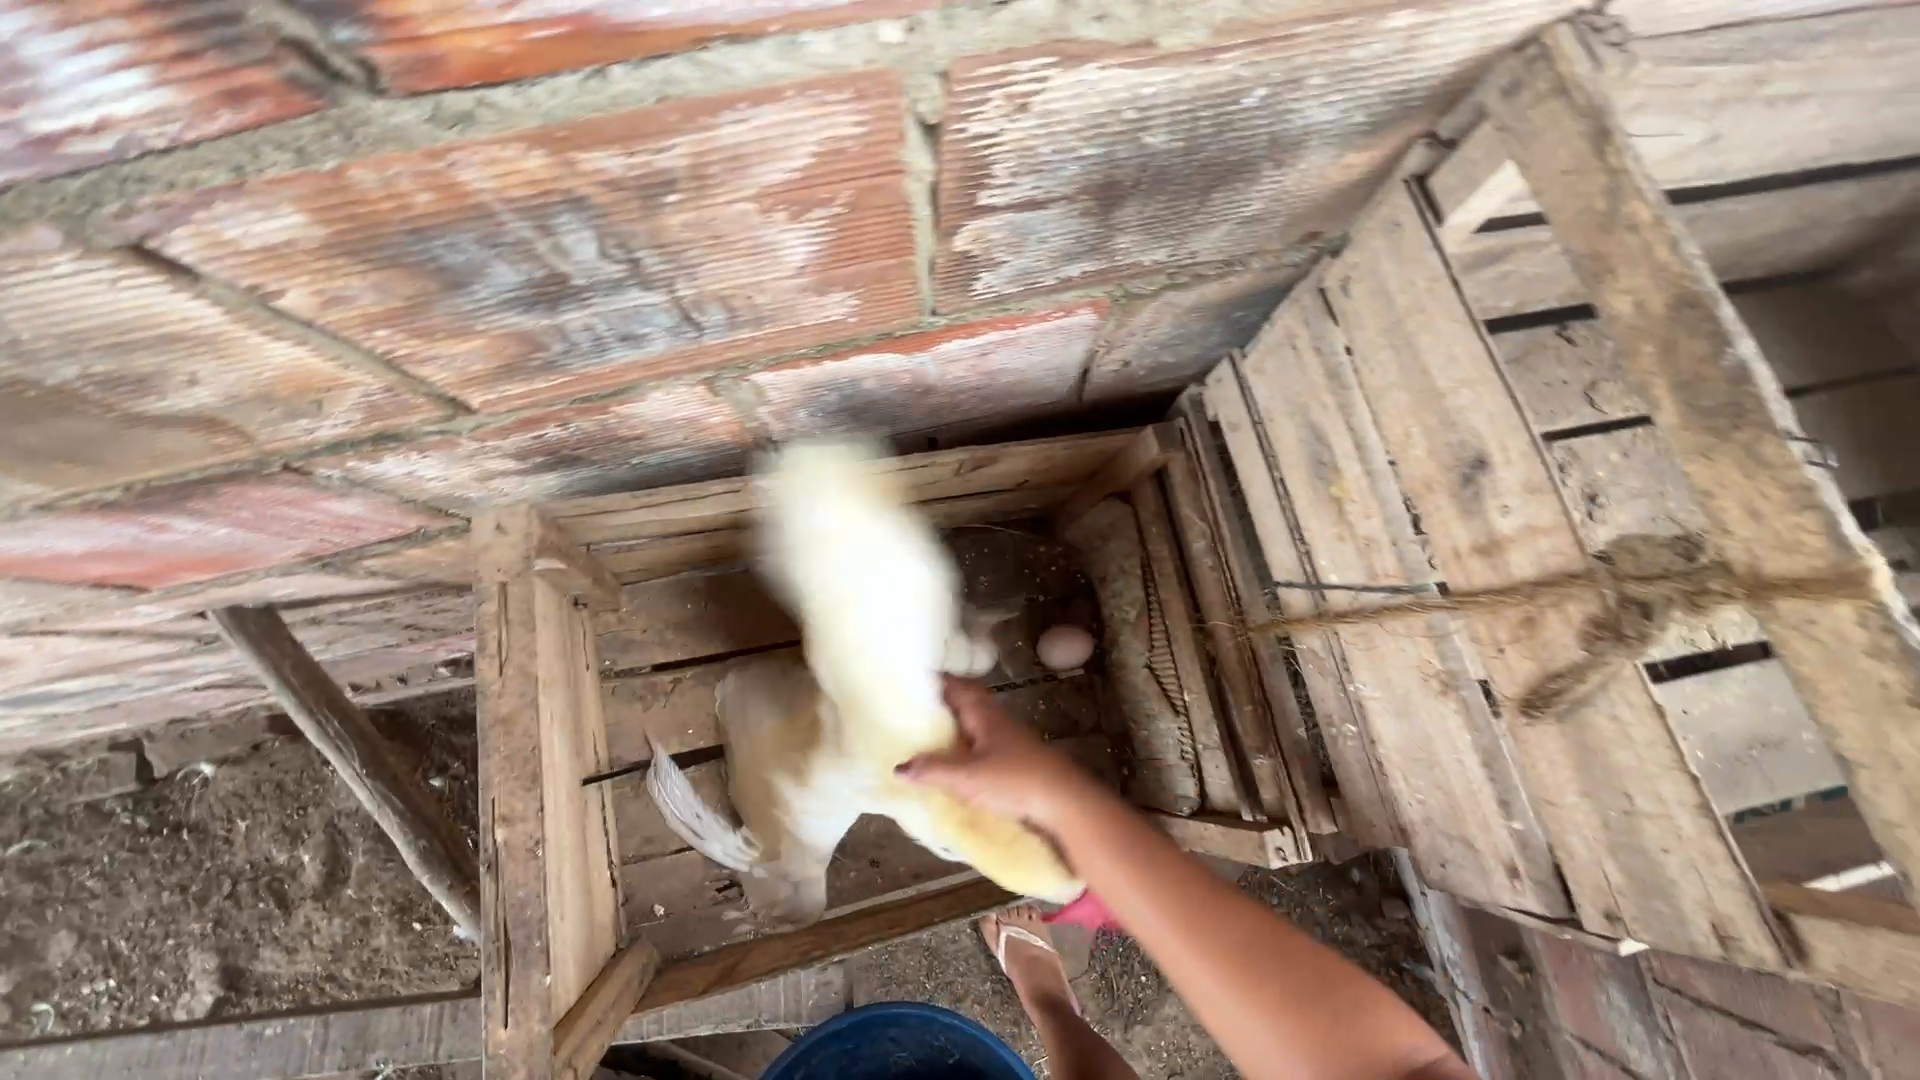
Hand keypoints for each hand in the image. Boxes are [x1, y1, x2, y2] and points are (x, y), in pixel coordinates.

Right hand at [895, 675, 1105, 830]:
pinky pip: (984, 742)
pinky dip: (967, 744)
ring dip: (956, 723)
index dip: (935, 681)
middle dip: (943, 702)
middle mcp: (997, 718)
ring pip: (977, 722)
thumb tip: (898, 767)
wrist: (1064, 800)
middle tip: (916, 708)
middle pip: (967, 701)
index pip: (956, 686)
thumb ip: (932, 770)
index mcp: (983, 713)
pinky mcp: (1017, 757)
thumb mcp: (966, 777)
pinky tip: (958, 759)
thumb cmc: (1014, 780)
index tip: (911, 680)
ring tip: (930, 733)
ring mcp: (1010, 737)